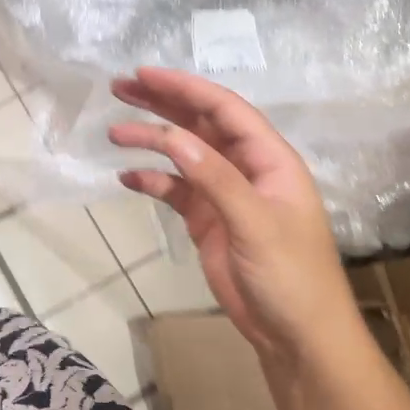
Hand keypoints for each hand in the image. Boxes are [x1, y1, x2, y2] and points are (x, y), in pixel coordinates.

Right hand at [107, 68, 356, 364]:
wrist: (296, 335)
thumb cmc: (290, 276)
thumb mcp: (256, 224)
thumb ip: (216, 179)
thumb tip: (176, 139)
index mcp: (269, 160)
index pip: (224, 110)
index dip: (185, 88)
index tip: (144, 75)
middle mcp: (246, 168)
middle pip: (200, 124)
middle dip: (161, 104)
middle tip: (119, 88)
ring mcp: (225, 195)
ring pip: (183, 155)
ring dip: (150, 141)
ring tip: (113, 134)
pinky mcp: (208, 220)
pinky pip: (175, 190)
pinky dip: (152, 180)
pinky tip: (127, 177)